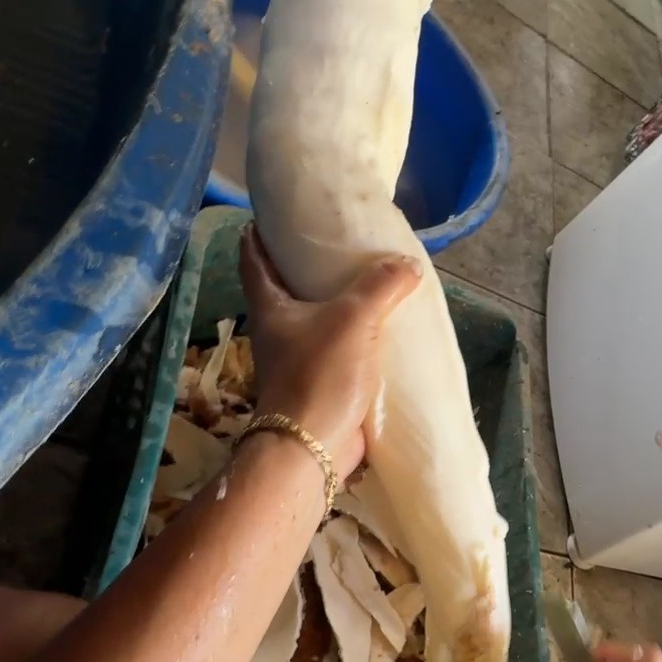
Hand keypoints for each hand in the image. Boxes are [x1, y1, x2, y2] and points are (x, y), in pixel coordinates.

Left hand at [238, 224, 419, 473]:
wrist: (314, 445)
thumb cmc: (320, 374)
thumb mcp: (353, 319)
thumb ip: (381, 286)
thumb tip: (408, 264)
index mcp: (270, 306)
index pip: (254, 259)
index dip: (260, 235)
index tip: (274, 216)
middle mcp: (278, 329)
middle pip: (285, 288)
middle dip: (305, 266)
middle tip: (336, 244)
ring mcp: (298, 359)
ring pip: (315, 320)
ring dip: (335, 303)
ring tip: (368, 283)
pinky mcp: (321, 383)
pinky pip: (338, 349)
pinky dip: (355, 336)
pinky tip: (381, 329)